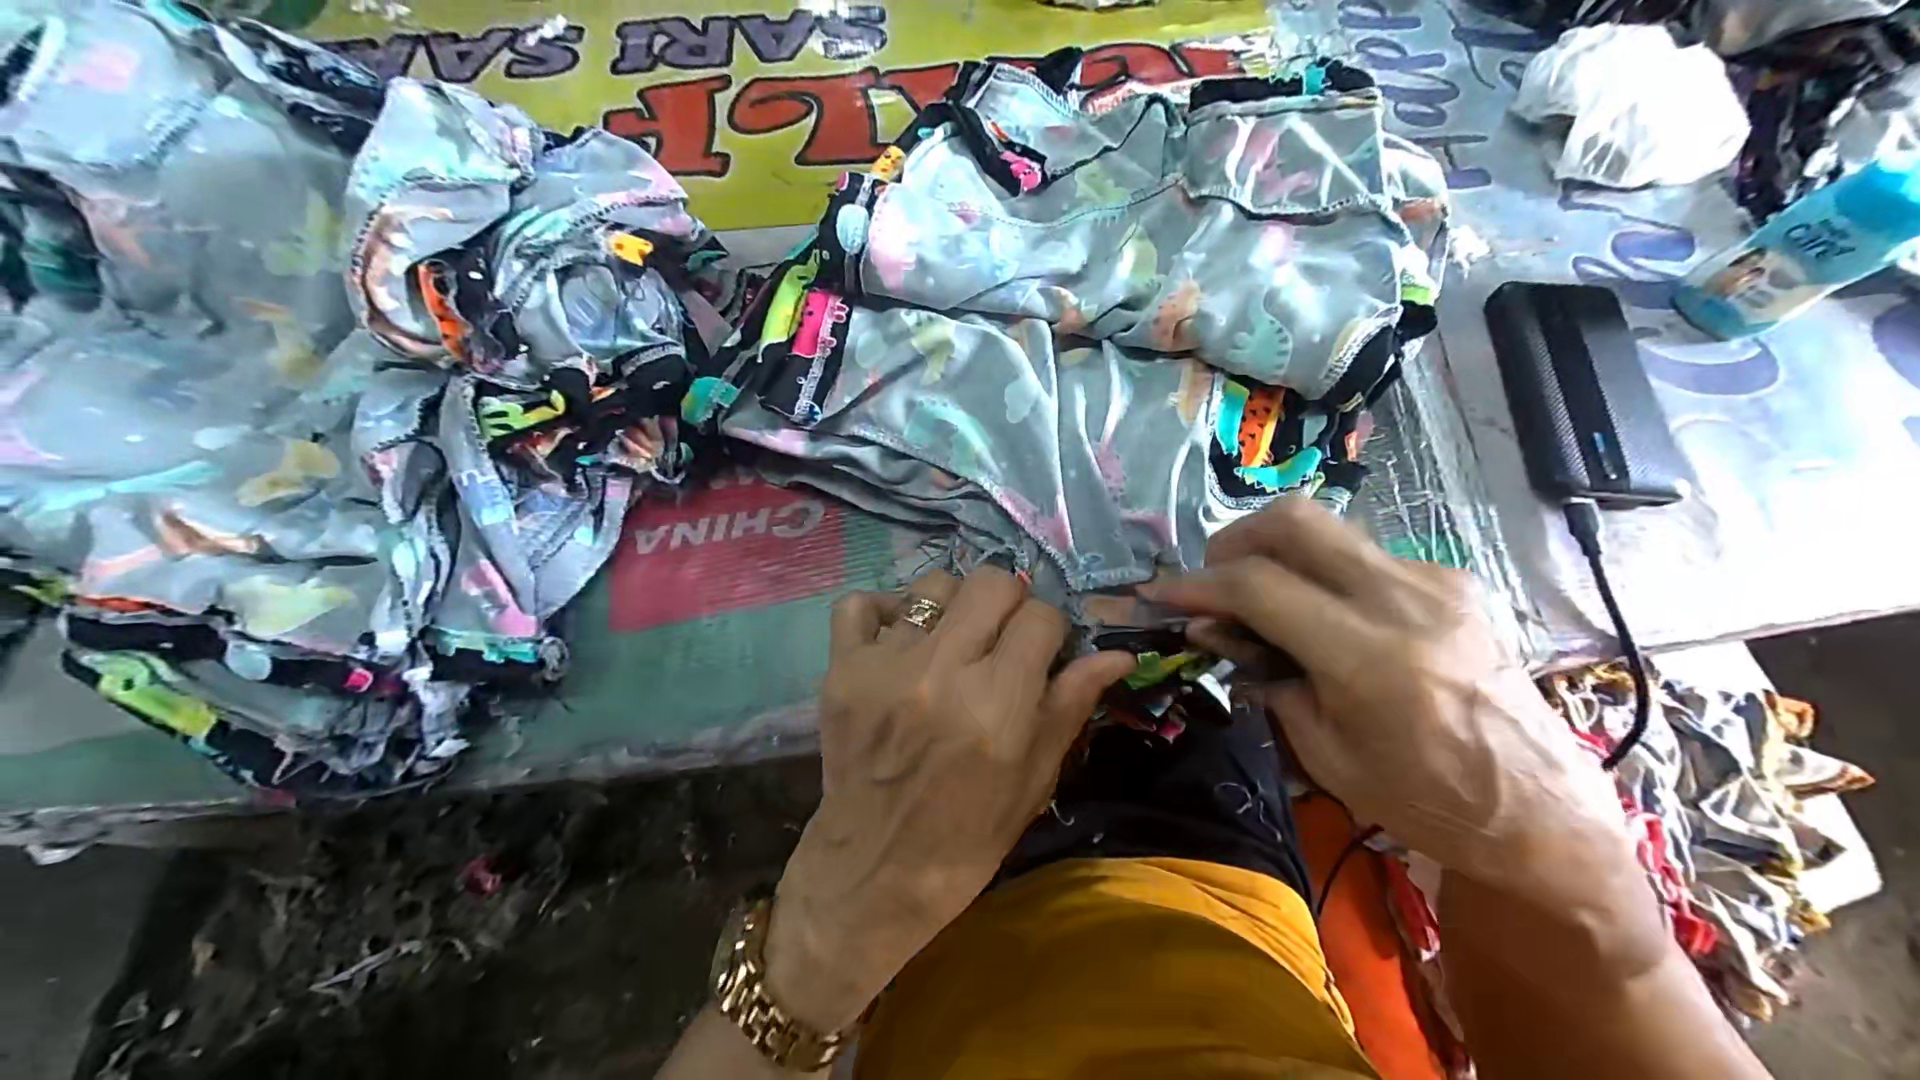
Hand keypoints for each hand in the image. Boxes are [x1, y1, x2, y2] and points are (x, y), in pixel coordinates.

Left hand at [764, 567, 1133, 1032]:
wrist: (880, 866)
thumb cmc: (972, 830)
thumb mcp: (1037, 775)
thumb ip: (1072, 703)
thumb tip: (1117, 654)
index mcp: (999, 703)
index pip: (1041, 617)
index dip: (1048, 631)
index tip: (1040, 651)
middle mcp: (943, 671)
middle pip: (991, 582)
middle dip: (1008, 604)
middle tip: (1000, 637)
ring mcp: (885, 665)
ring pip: (933, 584)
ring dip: (953, 606)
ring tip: (950, 641)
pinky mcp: (841, 670)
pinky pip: (860, 604)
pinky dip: (883, 610)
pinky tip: (898, 636)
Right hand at [1141, 498, 1629, 911]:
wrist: (1544, 814)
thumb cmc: (1424, 800)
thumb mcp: (1322, 750)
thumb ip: (1263, 677)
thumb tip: (1210, 629)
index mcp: (1368, 656)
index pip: (1257, 586)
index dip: (1195, 584)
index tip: (1159, 594)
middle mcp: (1403, 600)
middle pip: (1293, 521)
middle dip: (1232, 540)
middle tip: (1212, 580)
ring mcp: (1435, 582)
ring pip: (1327, 528)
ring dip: (1275, 552)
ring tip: (1259, 598)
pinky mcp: (1452, 581)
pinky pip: (1362, 554)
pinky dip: (1320, 572)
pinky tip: (1320, 614)